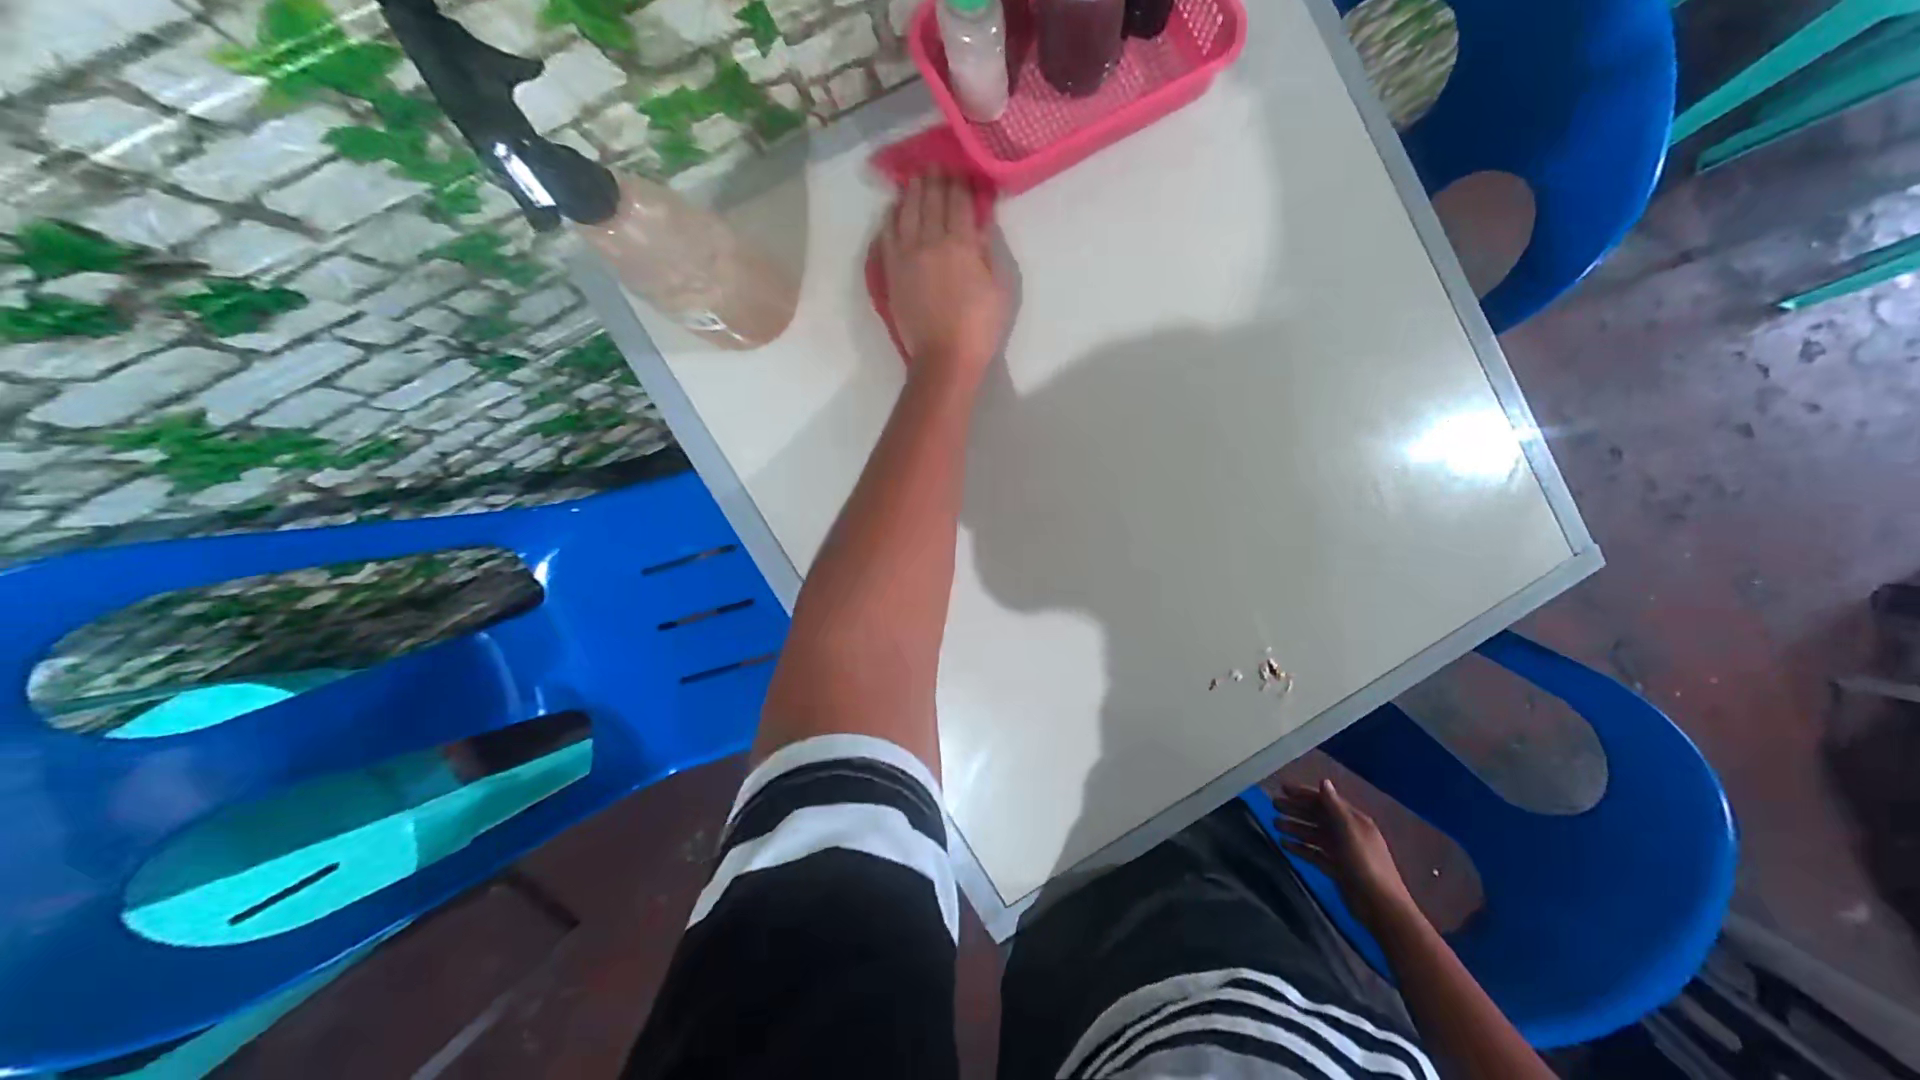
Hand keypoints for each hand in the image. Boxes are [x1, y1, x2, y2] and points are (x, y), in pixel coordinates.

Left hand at [880, 174, 1007, 383]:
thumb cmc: (979, 327)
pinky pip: (888, 235)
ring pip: (907, 212)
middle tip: (937, 165)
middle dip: (936, 180)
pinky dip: (892, 217)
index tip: (962, 169)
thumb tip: (979, 225)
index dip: (961, 182)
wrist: (944, 358)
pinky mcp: (892, 271)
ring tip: (916, 178)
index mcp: (962, 244)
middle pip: (932, 201)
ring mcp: (907, 255)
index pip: (960, 202)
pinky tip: (894, 208)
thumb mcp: (999, 288)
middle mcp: (931, 241)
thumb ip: (988, 252)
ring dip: (912, 192)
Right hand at [1273, 779, 1419, 930]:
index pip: (1326, 801)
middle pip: (1318, 816)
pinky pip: (1314, 853)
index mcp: (1354, 821)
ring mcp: (1342, 852)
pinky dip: (1300, 847)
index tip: (1282, 788)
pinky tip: (1284, 844)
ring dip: (1295, 827)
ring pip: (1314, 834)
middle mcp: (1348, 833)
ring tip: (1274, 824)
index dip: (1304, 793)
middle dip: (1296, 809)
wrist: (1380, 906)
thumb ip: (1334, 807)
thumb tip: (1323, 781)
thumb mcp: (1349, 832)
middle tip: (1273, 804)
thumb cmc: (1365, 864)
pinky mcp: (1336, 869)